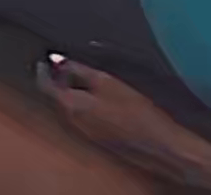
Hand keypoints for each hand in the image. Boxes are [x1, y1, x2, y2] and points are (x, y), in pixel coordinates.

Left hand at [38, 57, 188, 162]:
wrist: (168, 149)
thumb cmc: (136, 111)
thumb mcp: (104, 81)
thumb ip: (76, 69)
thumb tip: (57, 60)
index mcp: (69, 107)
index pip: (44, 85)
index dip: (43, 70)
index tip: (45, 61)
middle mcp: (72, 123)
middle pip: (54, 98)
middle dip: (56, 82)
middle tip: (62, 69)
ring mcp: (86, 135)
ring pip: (67, 109)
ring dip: (68, 95)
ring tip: (77, 82)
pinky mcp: (100, 143)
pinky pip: (81, 120)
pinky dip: (80, 107)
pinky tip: (93, 101)